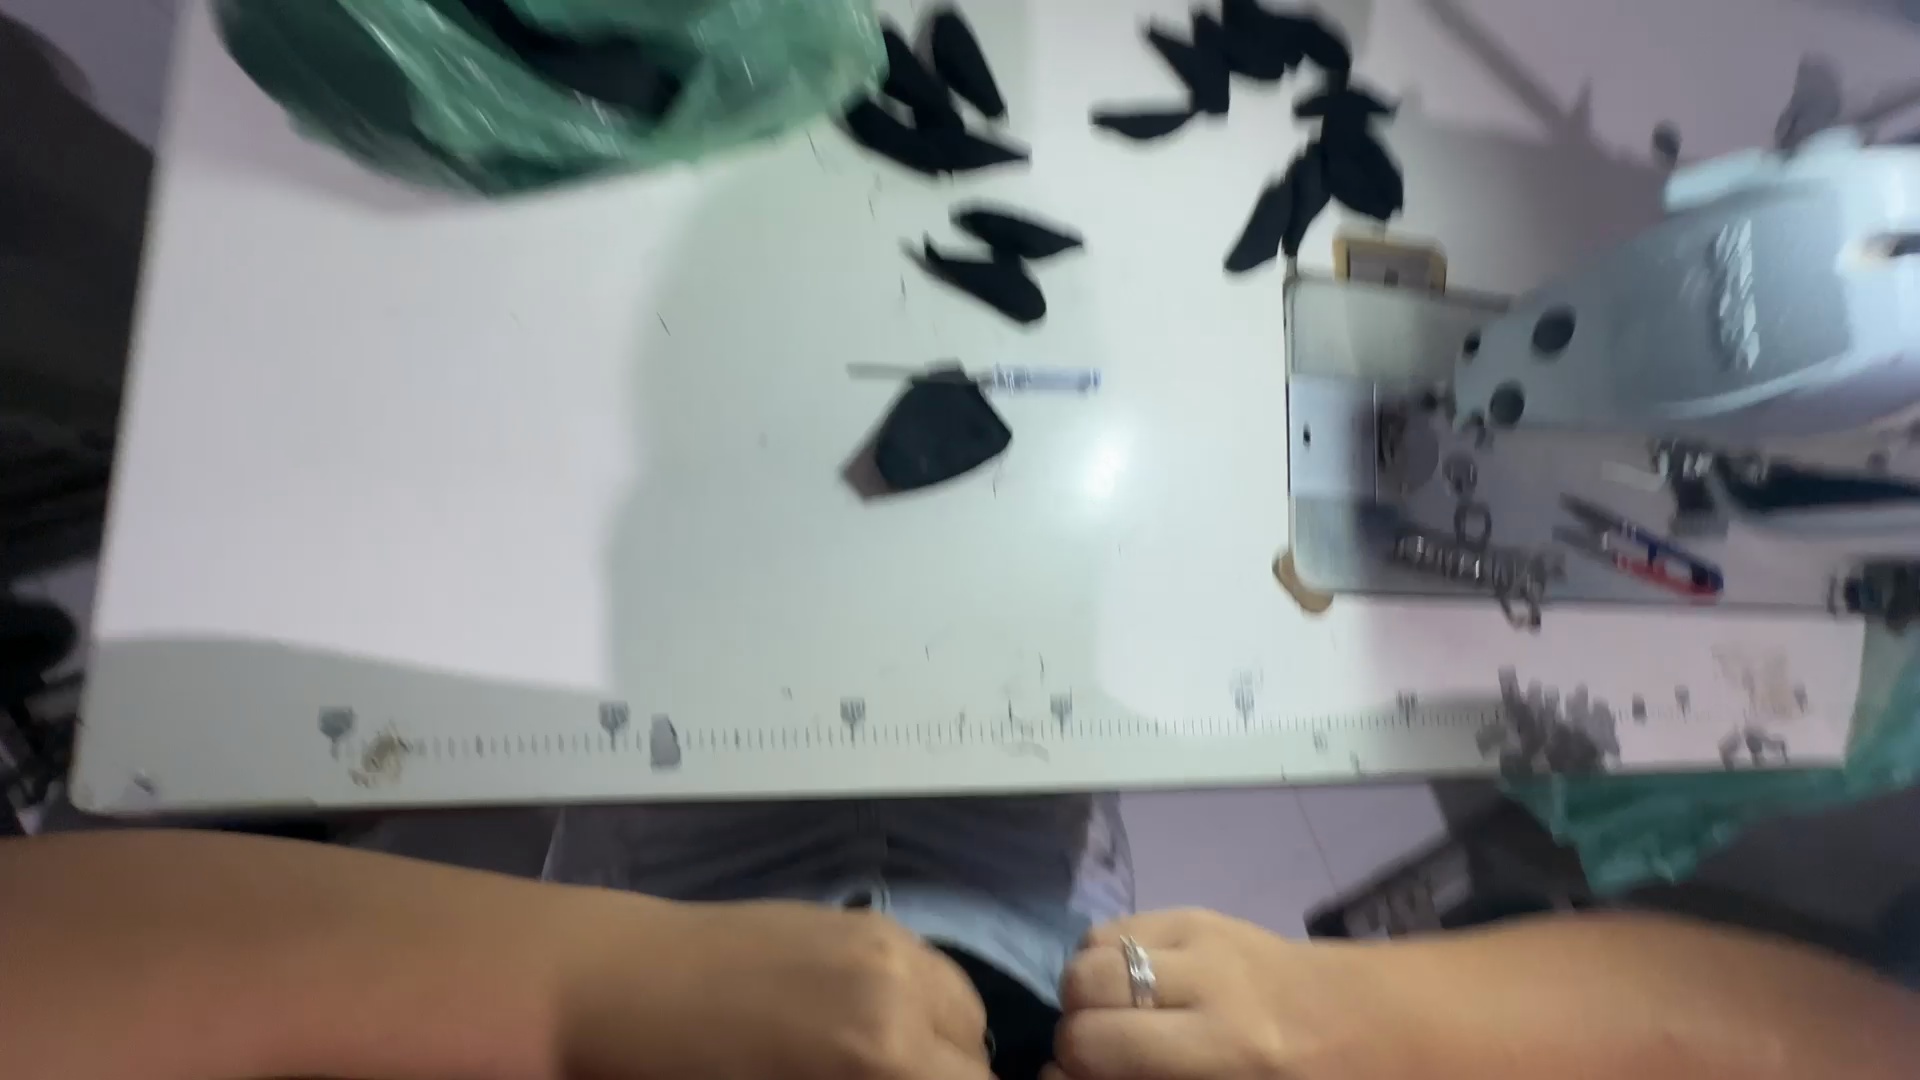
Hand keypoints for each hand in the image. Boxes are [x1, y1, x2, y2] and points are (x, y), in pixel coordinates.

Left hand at [556, 898, 992, 1079]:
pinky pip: (927, 962)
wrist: (628, 985)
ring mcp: (882, 936)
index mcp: (883, 1049)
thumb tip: (896, 1079)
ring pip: (960, 998)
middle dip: (953, 1077)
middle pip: (974, 1047)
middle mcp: (900, 982)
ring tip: (900, 1062)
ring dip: (947, 1039)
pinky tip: (878, 1017)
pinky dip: (924, 997)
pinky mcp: (862, 916)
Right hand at [1051, 909, 1419, 1079]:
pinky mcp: (1197, 911)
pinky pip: (1118, 925)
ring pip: (1092, 946)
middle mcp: (1207, 980)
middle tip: (1089, 1054)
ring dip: (1083, 987)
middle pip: (1085, 984)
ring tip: (1106, 1017)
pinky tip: (1128, 985)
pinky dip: (1104, 957)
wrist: (1373, 1023)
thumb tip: (1068, 1074)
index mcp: (1230, 1049)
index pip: (1100, 1044)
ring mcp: (1200, 932)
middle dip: (1071, 1027)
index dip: (1066, 1070)